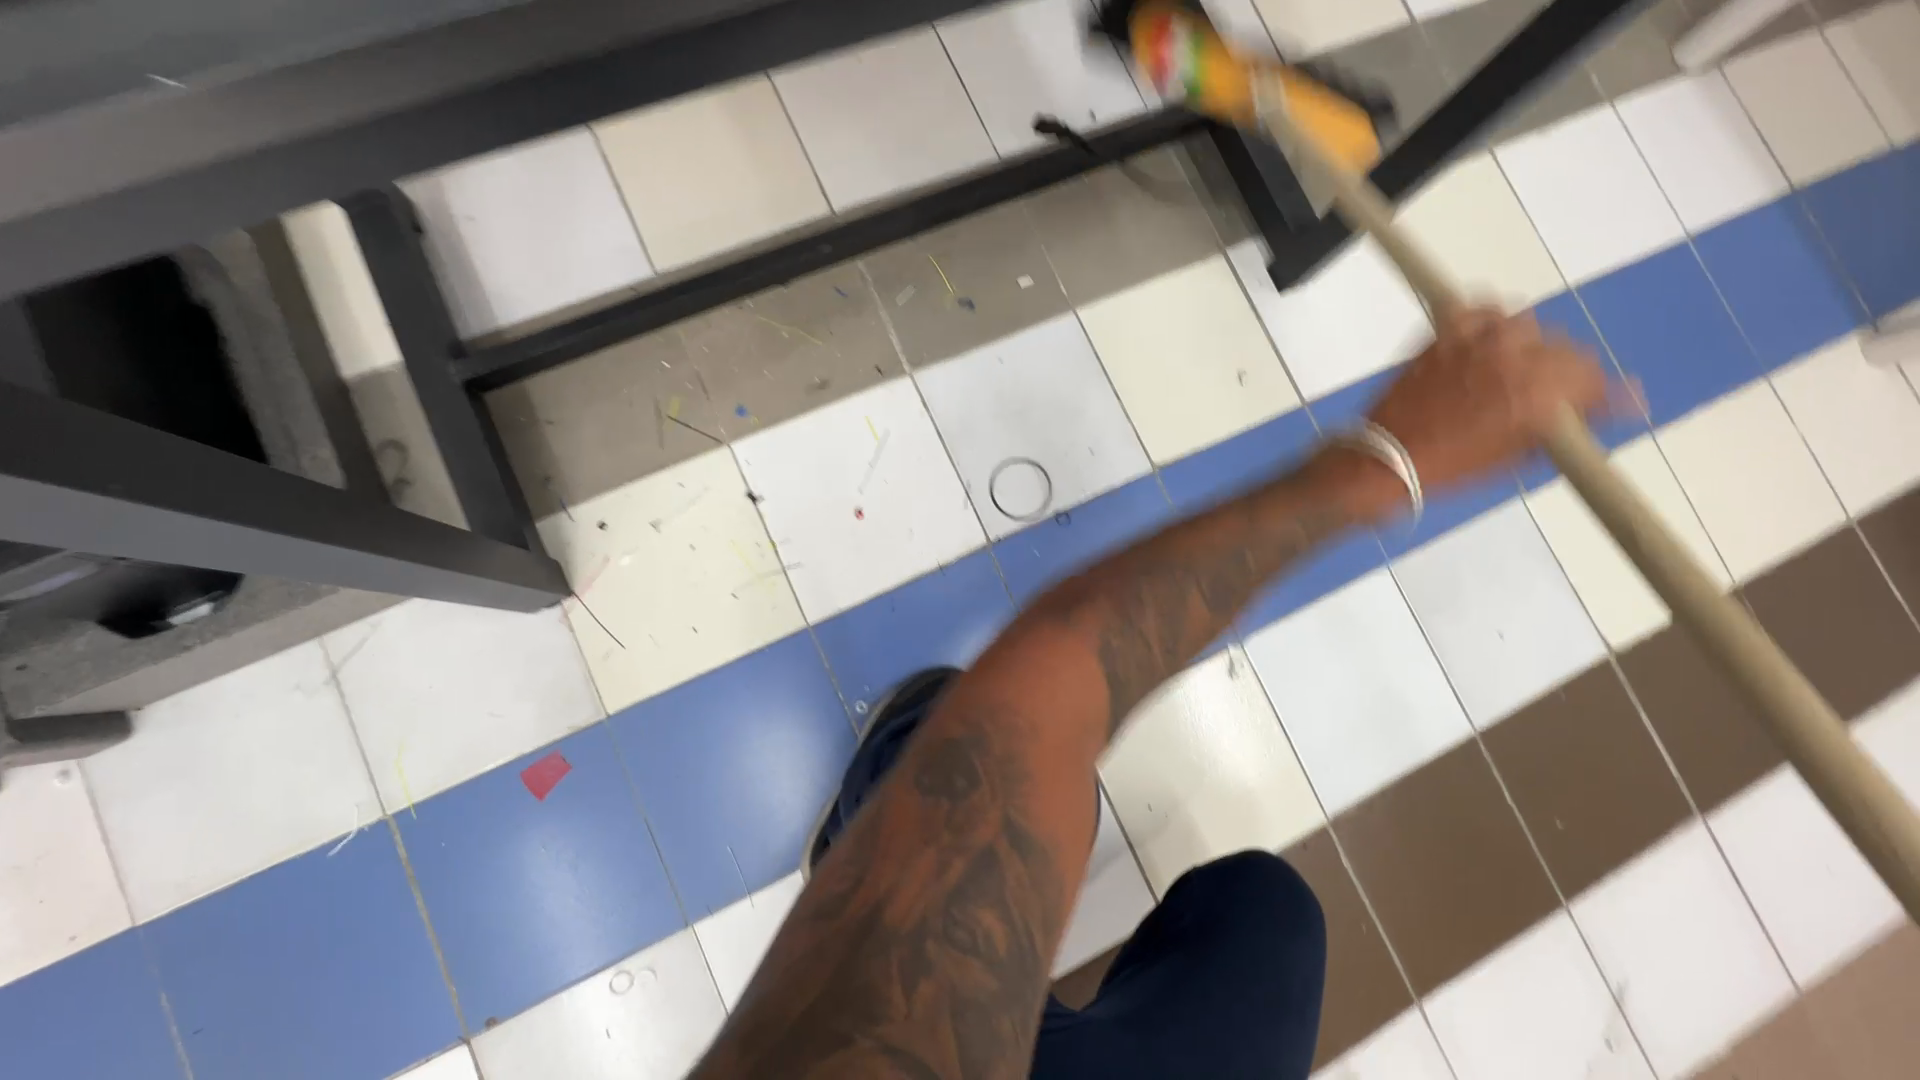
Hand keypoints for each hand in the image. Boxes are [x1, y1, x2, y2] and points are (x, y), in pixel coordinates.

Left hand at [1366, 306, 1614, 492]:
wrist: (1385, 457)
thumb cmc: (1449, 466)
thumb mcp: (1517, 455)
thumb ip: (1565, 425)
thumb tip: (1613, 407)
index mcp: (1540, 390)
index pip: (1593, 376)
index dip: (1598, 393)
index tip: (1601, 402)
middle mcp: (1515, 356)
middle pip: (1565, 349)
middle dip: (1564, 372)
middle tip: (1547, 394)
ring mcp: (1477, 339)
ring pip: (1527, 326)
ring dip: (1527, 346)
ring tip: (1511, 371)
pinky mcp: (1445, 332)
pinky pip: (1481, 310)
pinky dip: (1489, 322)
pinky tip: (1485, 343)